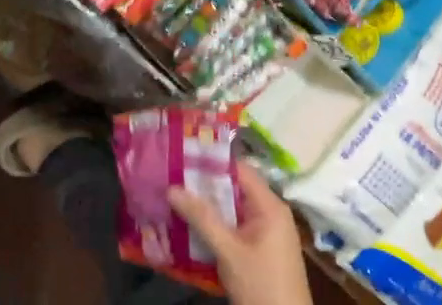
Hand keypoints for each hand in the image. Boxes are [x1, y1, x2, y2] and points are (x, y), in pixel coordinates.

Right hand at [170, 162, 314, 304]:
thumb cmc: (261, 284)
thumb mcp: (228, 250)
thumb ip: (201, 217)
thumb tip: (171, 187)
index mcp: (270, 206)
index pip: (239, 169)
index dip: (211, 161)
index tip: (181, 157)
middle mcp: (270, 213)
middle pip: (234, 187)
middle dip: (203, 184)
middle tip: (171, 177)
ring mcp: (267, 232)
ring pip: (232, 208)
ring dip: (207, 205)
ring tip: (174, 197)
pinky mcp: (260, 248)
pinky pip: (235, 225)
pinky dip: (215, 223)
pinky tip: (191, 224)